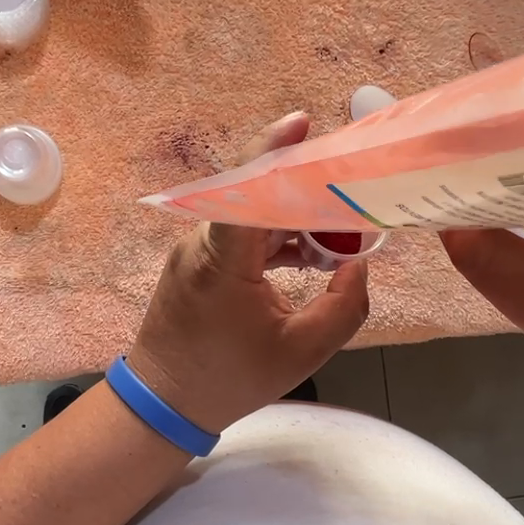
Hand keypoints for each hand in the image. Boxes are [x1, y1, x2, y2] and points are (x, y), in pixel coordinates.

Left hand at [127, 113, 371, 432]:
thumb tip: (359, 265)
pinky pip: (241, 237)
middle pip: (256, 197)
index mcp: (222, 260)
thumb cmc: (229, 380)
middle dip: (308, 191)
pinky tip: (311, 255)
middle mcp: (202, 244)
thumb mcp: (302, 352)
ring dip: (296, 220)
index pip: (247, 190)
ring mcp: (194, 252)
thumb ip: (344, 306)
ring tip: (344, 233)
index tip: (302, 122)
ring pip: (251, 217)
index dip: (274, 151)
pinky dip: (276, 239)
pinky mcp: (196, 264)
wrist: (164, 402)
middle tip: (356, 192)